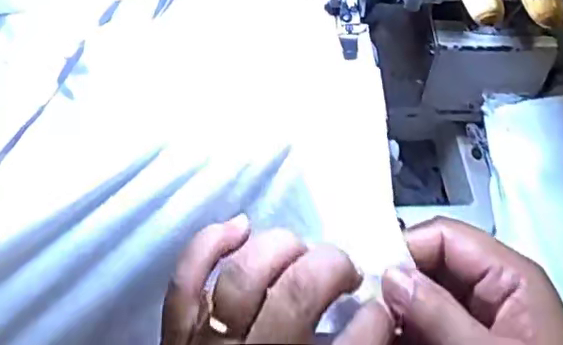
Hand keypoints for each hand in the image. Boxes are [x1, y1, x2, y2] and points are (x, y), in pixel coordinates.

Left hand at [162, 215, 393, 343]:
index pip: (353, 343)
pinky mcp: (177, 340)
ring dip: (281, 248)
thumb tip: (386, 321)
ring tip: (301, 251)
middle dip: (333, 265)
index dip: (376, 316)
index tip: (381, 307)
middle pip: (297, 291)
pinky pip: (185, 284)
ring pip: (243, 276)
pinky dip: (210, 244)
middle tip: (348, 272)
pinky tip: (241, 228)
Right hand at [382, 217, 562, 344]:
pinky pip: (437, 333)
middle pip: (437, 268)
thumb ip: (440, 314)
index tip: (368, 275)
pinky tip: (386, 342)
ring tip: (369, 331)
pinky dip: (412, 337)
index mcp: (510, 275)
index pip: (448, 237)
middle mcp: (496, 291)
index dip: (407, 248)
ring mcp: (486, 324)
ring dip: (400, 315)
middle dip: (400, 286)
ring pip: (432, 303)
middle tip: (362, 310)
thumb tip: (392, 275)